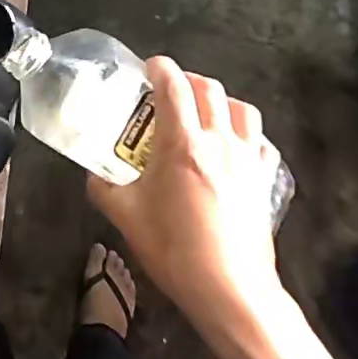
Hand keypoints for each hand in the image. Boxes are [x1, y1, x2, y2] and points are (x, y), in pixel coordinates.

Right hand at [88, 56, 284, 322]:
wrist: (230, 291)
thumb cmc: (175, 249)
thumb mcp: (126, 217)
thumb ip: (103, 188)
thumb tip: (92, 174)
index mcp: (182, 142)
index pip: (173, 84)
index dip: (159, 67)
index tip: (149, 68)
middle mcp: (218, 140)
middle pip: (209, 88)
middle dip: (188, 81)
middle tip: (170, 92)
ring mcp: (247, 158)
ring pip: (242, 108)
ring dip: (221, 102)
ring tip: (205, 113)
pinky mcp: (265, 179)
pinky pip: (261, 142)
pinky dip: (247, 135)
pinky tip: (235, 148)